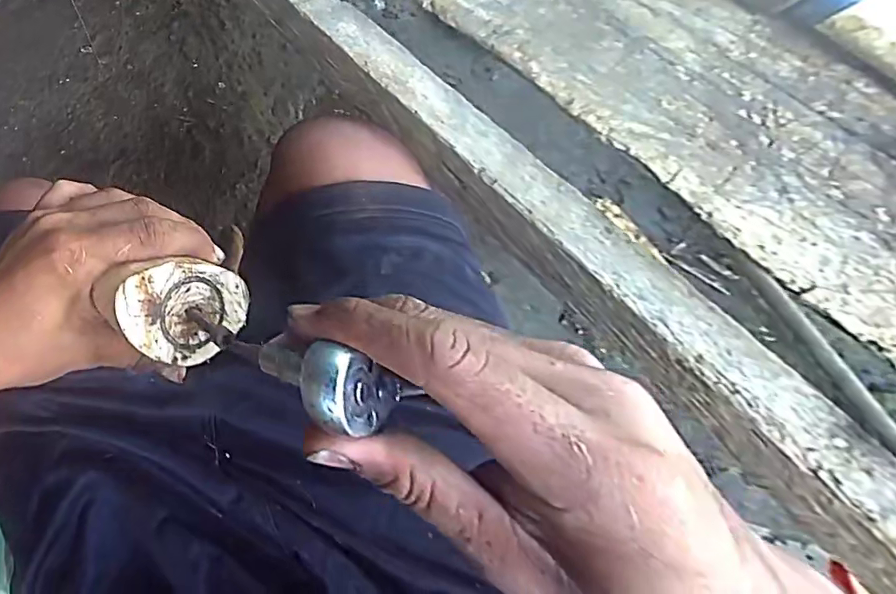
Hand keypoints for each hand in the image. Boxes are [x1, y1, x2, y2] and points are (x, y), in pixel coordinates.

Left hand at [0, 181, 221, 400]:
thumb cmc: (21, 349)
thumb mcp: (84, 350)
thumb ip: (135, 348)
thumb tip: (180, 361)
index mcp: (76, 251)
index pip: (146, 231)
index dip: (187, 239)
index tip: (212, 256)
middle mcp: (62, 220)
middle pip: (133, 207)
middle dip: (173, 224)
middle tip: (198, 249)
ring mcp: (43, 214)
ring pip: (107, 196)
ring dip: (142, 210)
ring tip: (165, 235)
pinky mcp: (31, 218)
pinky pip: (75, 194)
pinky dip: (102, 200)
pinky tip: (112, 215)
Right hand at [289, 296, 831, 593]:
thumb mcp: (522, 571)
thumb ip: (424, 491)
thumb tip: (321, 440)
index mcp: (587, 458)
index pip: (449, 358)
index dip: (364, 329)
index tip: (301, 327)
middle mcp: (593, 394)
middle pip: (447, 329)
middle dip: (362, 326)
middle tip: (304, 347)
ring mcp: (594, 373)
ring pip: (460, 325)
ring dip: (390, 333)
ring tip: (342, 360)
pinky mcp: (584, 368)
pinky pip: (483, 337)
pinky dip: (426, 343)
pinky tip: (400, 367)